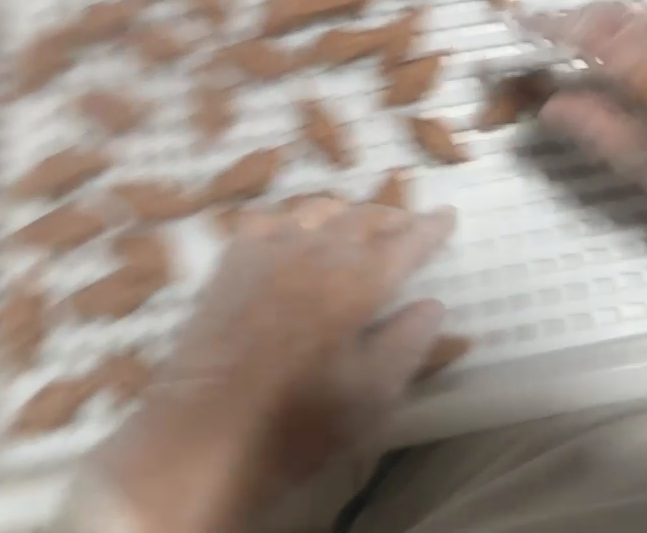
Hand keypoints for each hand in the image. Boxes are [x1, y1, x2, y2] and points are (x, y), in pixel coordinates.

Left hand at [81, 201, 455, 532]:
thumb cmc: (294, 424)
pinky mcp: (232, 262)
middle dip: (393, 217)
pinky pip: (270, 221)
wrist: (199, 438)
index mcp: (356, 283)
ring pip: (320, 210)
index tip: (447, 215)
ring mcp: (269, 251)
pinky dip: (293, 220)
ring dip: (348, 213)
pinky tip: (295, 234)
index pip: (406, 243)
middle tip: (408, 224)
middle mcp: (317, 253)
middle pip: (365, 218)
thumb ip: (408, 344)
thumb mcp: (370, 397)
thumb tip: (433, 304)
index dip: (430, 228)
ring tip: (359, 224)